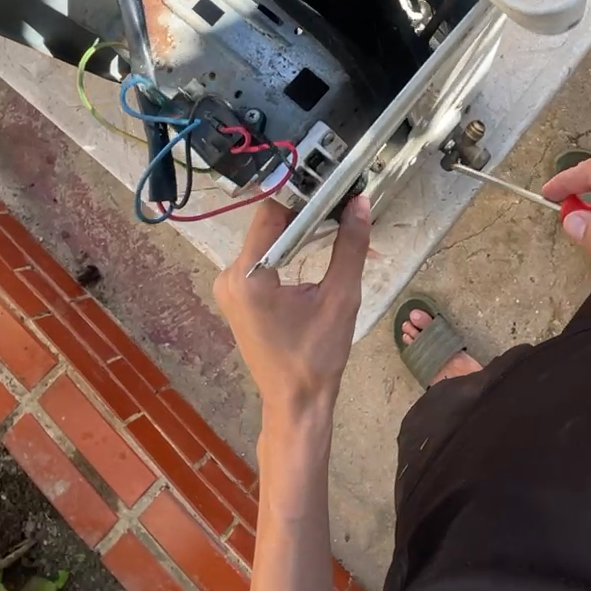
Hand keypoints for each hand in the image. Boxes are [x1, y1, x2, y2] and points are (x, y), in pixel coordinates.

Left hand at [213, 197, 371, 419]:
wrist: (297, 402)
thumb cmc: (318, 355)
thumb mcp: (341, 297)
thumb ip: (350, 245)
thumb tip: (359, 202)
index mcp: (248, 276)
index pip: (272, 213)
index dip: (303, 196)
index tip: (334, 188)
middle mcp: (230, 276)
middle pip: (270, 224)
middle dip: (308, 214)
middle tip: (343, 207)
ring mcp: (230, 286)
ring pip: (269, 239)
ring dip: (301, 232)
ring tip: (336, 226)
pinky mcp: (238, 294)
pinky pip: (265, 257)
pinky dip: (291, 250)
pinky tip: (317, 249)